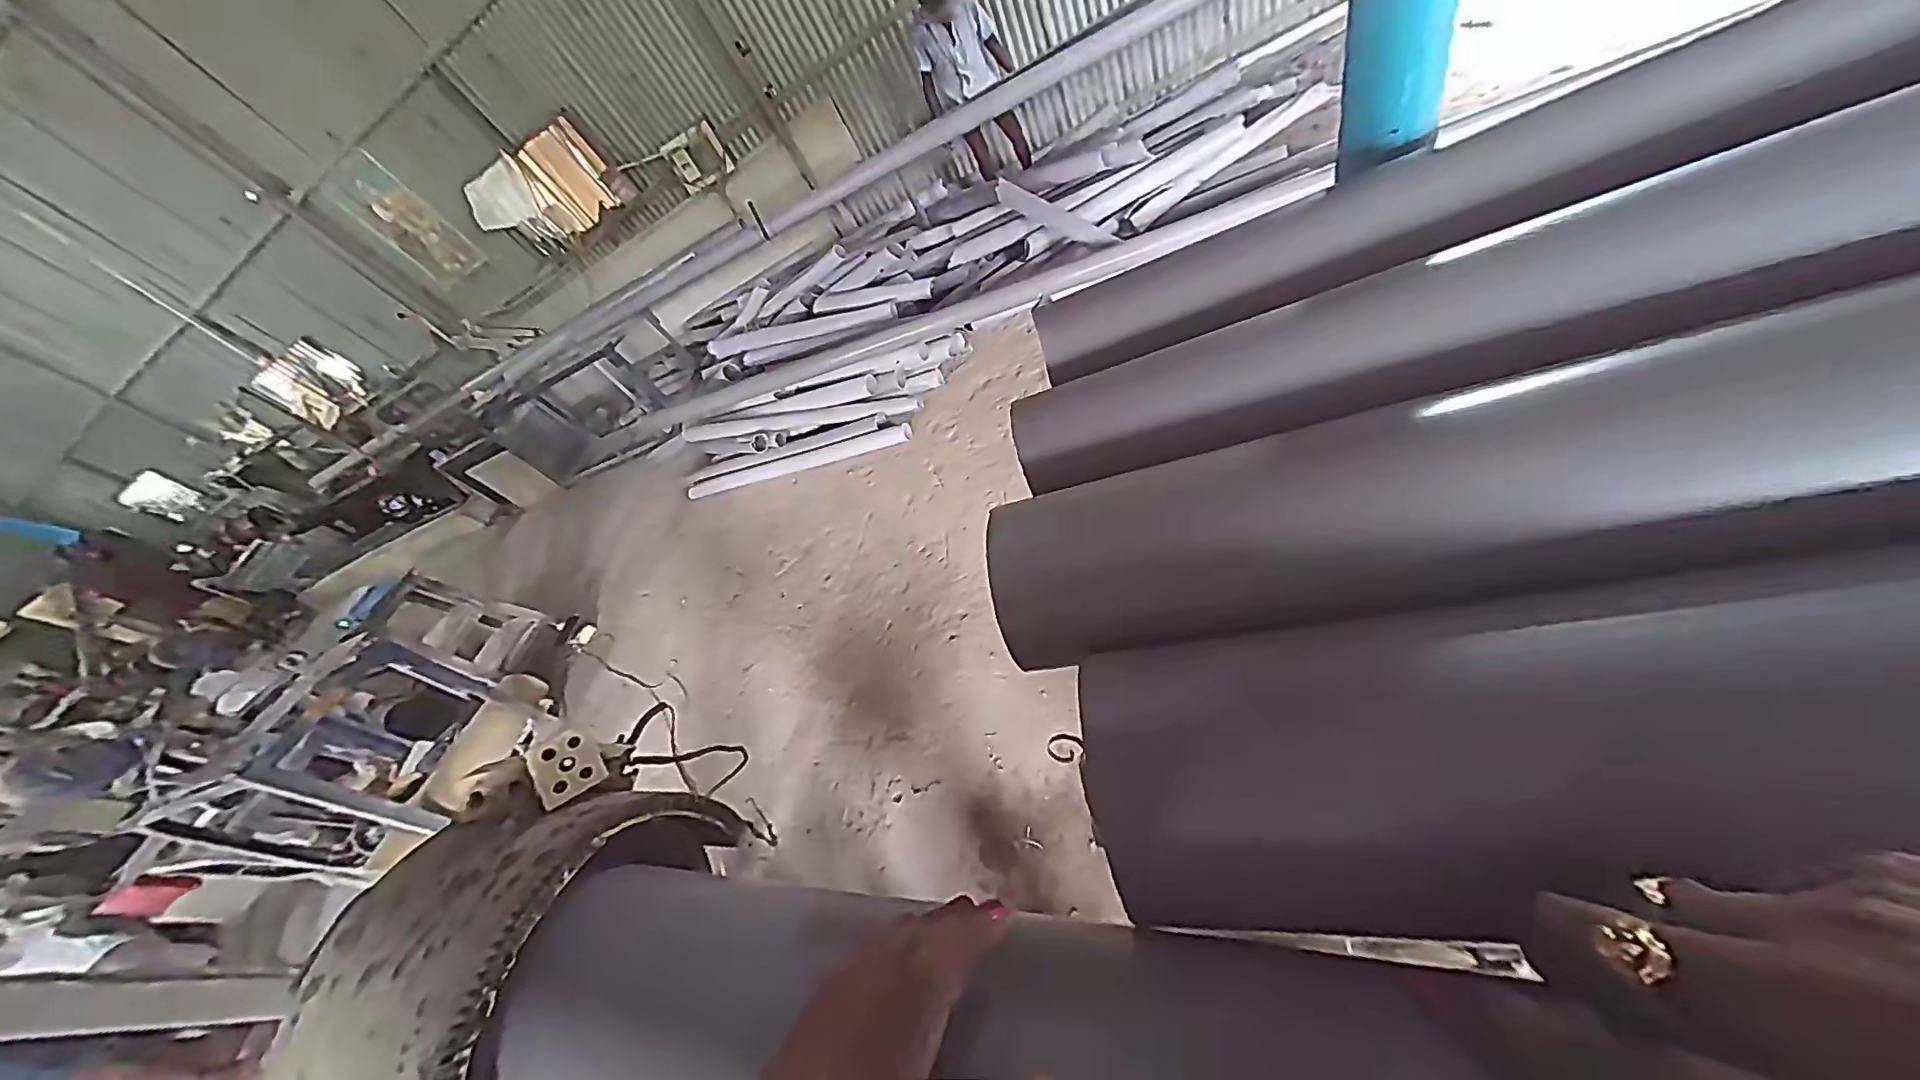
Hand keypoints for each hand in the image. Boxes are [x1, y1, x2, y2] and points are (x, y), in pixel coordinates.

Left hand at [763, 896, 1010, 1079]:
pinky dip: (881, 949)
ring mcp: (829, 999)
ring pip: (880, 945)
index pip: (946, 952)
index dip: (977, 930)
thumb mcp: (933, 1073)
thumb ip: (983, 1060)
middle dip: (947, 922)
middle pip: (912, 940)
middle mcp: (862, 988)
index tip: (1002, 913)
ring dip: (915, 930)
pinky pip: (854, 963)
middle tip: (978, 911)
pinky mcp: (805, 1018)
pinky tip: (882, 955)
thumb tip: (1043, 1061)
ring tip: (938, 924)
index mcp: (903, 1004)